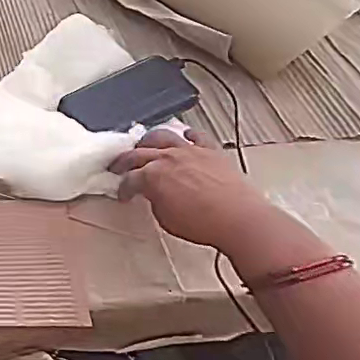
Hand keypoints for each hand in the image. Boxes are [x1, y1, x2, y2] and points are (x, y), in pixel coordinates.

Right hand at [111, 129, 325, 279]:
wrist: (240, 220)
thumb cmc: (205, 224)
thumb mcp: (166, 219)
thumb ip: (155, 201)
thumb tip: (154, 195)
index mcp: (153, 176)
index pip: (129, 179)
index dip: (123, 187)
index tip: (123, 193)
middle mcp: (168, 158)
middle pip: (138, 153)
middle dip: (125, 160)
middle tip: (119, 165)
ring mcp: (189, 151)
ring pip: (162, 135)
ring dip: (149, 140)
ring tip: (144, 144)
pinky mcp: (210, 151)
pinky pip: (195, 136)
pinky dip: (187, 135)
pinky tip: (184, 136)